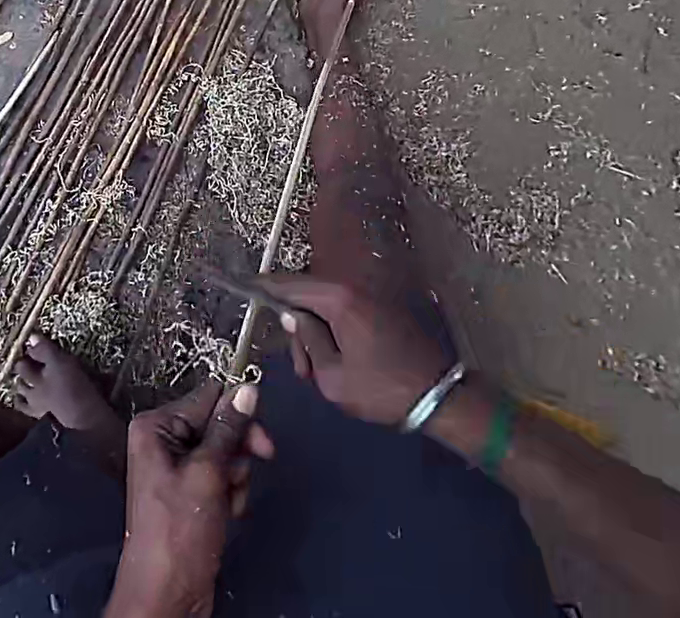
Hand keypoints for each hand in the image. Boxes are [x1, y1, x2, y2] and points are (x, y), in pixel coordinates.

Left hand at [105, 380, 275, 617]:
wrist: (166, 602)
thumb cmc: (180, 533)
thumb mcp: (207, 473)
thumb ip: (229, 429)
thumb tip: (248, 388)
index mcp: (157, 426)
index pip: (208, 396)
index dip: (238, 409)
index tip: (262, 430)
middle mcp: (163, 439)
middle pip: (218, 422)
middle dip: (239, 446)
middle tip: (264, 457)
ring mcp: (175, 466)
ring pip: (224, 449)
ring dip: (237, 472)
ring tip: (232, 499)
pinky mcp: (189, 491)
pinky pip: (220, 473)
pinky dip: (231, 489)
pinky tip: (230, 510)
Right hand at [258, 274, 450, 427]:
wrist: (438, 396)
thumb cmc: (382, 389)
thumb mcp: (333, 377)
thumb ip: (307, 341)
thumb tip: (291, 316)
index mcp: (339, 299)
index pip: (289, 284)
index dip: (263, 285)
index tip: (241, 284)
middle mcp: (351, 289)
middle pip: (304, 296)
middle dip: (295, 330)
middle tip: (303, 371)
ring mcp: (366, 297)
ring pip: (321, 306)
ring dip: (313, 335)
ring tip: (320, 374)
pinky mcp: (375, 308)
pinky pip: (339, 312)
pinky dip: (329, 332)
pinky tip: (334, 362)